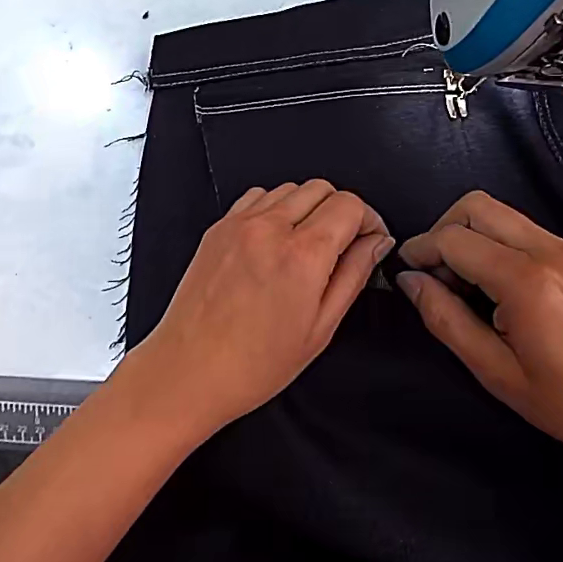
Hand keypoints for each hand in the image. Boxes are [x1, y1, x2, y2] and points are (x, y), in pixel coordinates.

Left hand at [123, 181, 392, 436]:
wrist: (186, 373)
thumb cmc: (250, 364)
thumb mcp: (321, 327)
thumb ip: (354, 274)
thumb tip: (376, 243)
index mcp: (303, 256)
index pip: (350, 204)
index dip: (368, 220)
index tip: (369, 237)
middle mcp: (271, 229)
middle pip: (324, 188)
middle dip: (341, 211)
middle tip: (342, 242)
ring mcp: (241, 224)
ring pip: (292, 188)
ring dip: (309, 208)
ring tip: (306, 245)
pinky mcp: (220, 227)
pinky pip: (259, 196)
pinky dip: (276, 208)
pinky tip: (276, 240)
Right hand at [395, 192, 562, 493]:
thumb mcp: (496, 373)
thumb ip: (445, 318)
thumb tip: (410, 281)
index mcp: (529, 282)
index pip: (456, 238)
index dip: (422, 248)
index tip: (407, 267)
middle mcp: (556, 251)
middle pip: (480, 206)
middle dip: (446, 229)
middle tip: (436, 272)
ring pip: (508, 217)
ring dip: (478, 239)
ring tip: (472, 288)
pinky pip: (537, 236)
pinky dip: (509, 250)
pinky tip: (513, 293)